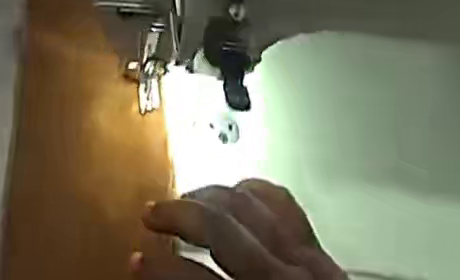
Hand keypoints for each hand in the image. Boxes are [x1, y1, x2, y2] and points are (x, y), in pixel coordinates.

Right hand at [134, 180, 346, 279]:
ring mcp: (310, 264)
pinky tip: (233, 192)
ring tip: (185, 199)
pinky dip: (252, 191)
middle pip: (219, 226)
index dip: (158, 269)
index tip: (135, 261)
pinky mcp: (324, 256)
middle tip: (151, 215)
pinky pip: (282, 204)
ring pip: (247, 203)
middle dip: (177, 214)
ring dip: (208, 196)